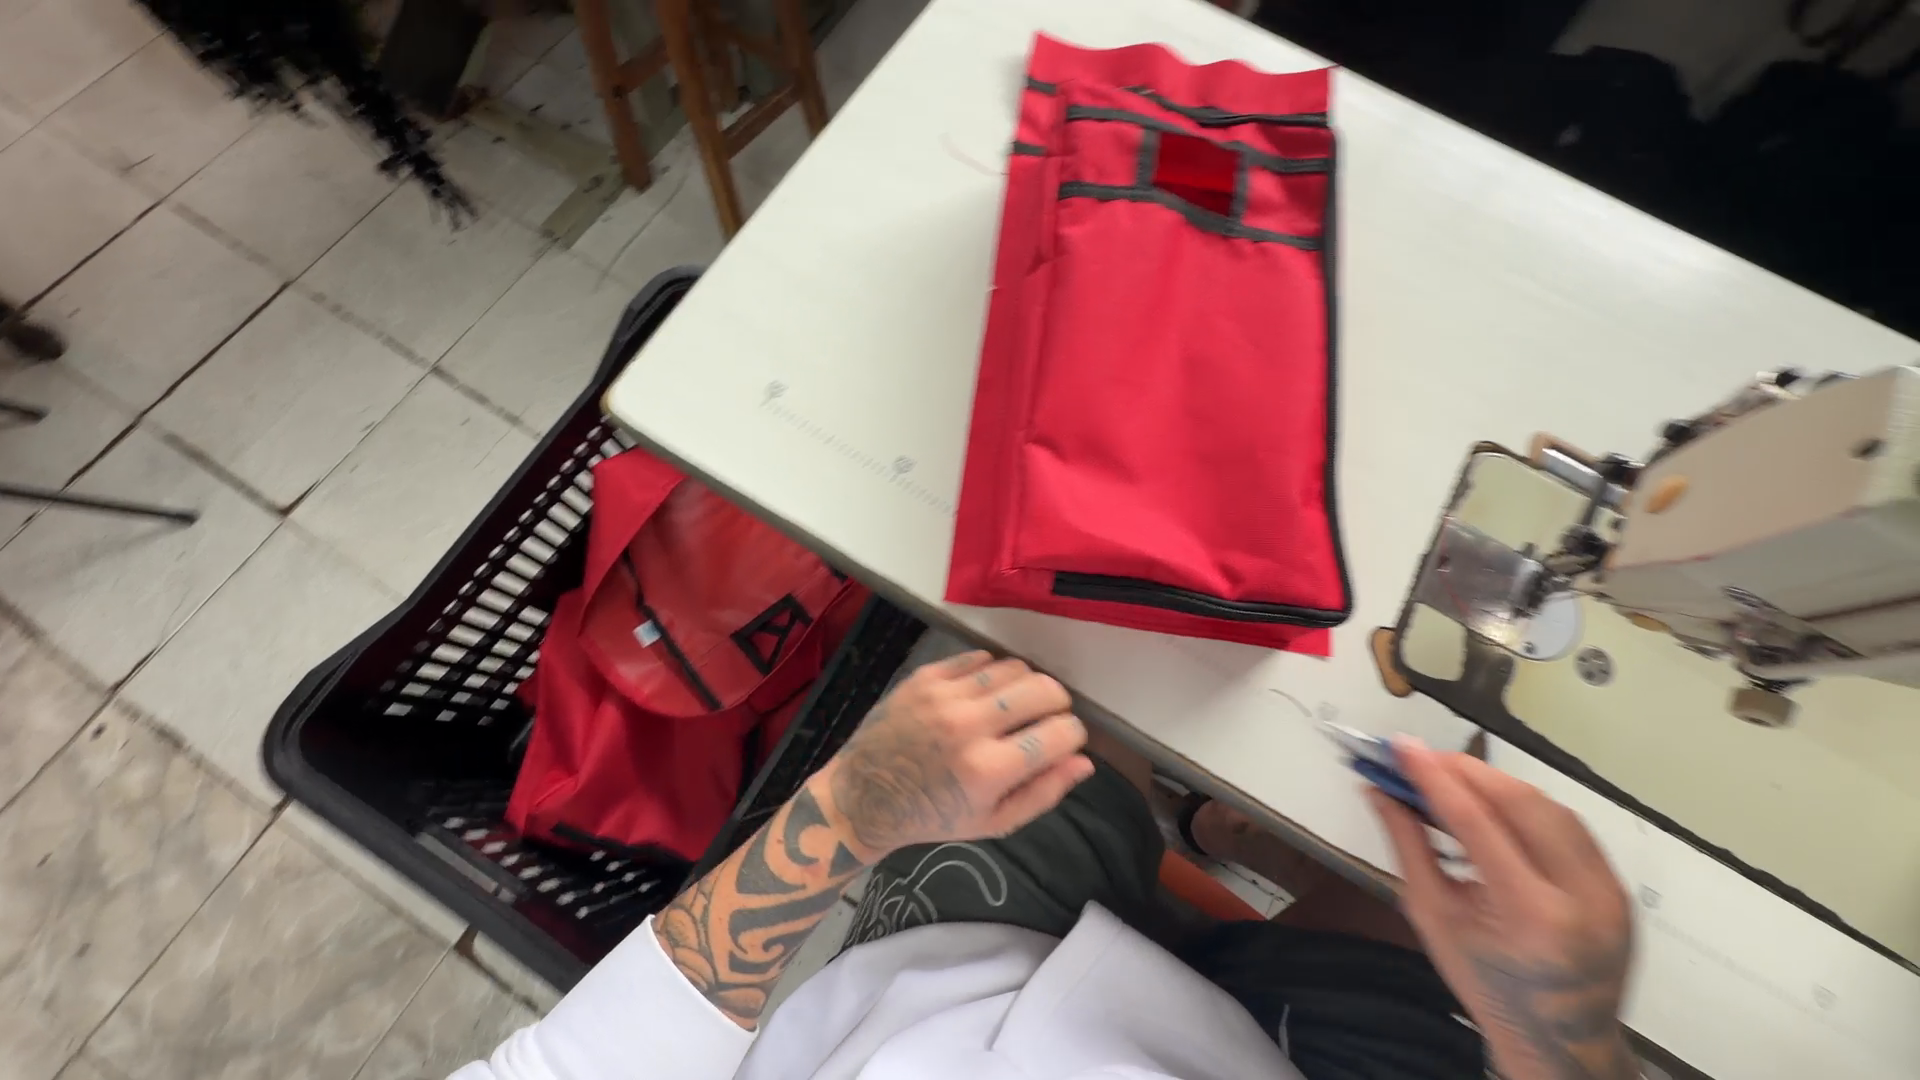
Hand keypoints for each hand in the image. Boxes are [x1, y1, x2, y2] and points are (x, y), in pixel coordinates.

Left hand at [820, 650, 1093, 860]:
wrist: (864, 796)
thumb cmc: (933, 815)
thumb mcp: (994, 821)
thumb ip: (1044, 792)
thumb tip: (1085, 760)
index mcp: (989, 769)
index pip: (1062, 732)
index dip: (1073, 735)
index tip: (1064, 740)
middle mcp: (969, 725)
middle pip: (1044, 689)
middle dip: (1058, 703)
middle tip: (1046, 717)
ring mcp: (944, 696)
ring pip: (1014, 667)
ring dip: (1026, 684)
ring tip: (1015, 705)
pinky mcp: (925, 676)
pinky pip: (979, 658)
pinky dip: (993, 673)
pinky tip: (985, 693)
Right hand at [1371, 739, 1636, 1079]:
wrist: (1561, 1041)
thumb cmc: (1484, 982)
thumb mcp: (1431, 915)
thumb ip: (1408, 845)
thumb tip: (1378, 789)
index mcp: (1531, 916)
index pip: (1476, 824)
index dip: (1434, 778)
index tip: (1402, 746)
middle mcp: (1582, 898)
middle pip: (1523, 805)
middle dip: (1467, 772)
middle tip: (1422, 757)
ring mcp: (1610, 893)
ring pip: (1550, 808)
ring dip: (1496, 784)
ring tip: (1451, 777)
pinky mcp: (1618, 888)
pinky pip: (1569, 826)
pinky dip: (1525, 805)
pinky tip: (1492, 803)